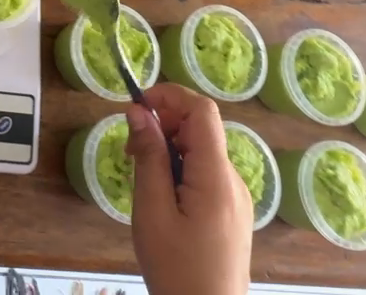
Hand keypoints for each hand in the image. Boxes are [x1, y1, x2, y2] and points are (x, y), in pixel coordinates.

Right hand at [124, 83, 251, 294]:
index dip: (169, 96)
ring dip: (168, 147)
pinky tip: (160, 194)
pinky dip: (179, 167)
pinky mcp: (232, 212)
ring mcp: (236, 197)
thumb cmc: (176, 270)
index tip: (136, 109)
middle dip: (162, 124)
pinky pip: (204, 172)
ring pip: (200, 149)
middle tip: (129, 151)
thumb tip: (138, 110)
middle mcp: (233, 180)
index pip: (202, 110)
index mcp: (216, 176)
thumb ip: (149, 156)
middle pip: (200, 127)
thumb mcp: (152, 211)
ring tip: (141, 175)